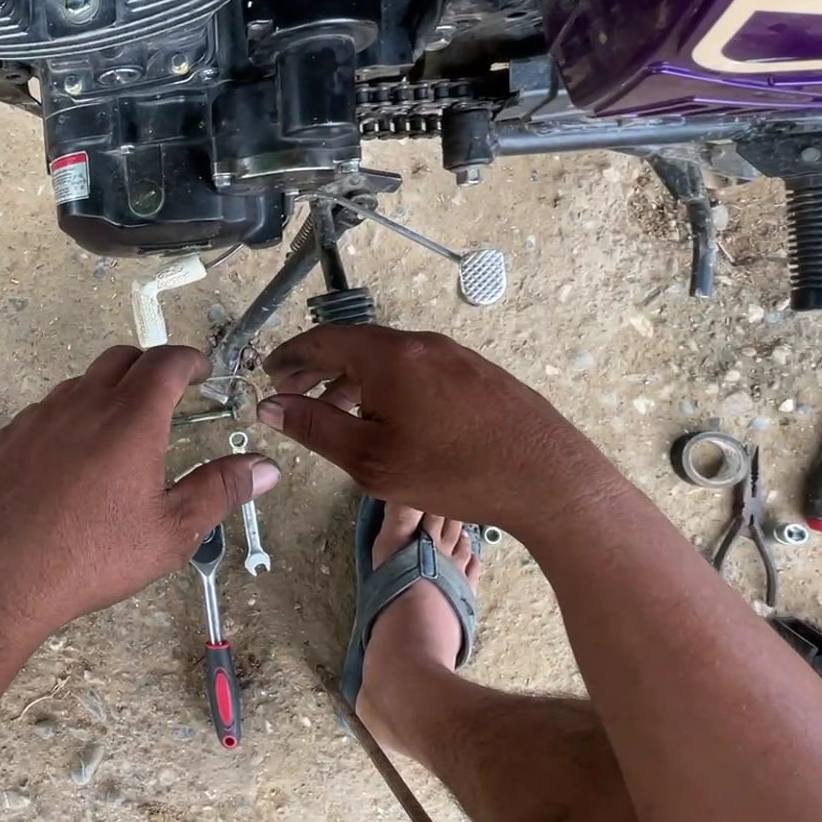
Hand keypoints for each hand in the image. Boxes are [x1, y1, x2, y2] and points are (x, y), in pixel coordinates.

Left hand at [0, 345, 279, 648]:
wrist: (1, 575)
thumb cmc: (92, 555)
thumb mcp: (170, 531)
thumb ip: (219, 490)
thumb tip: (265, 467)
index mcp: (130, 418)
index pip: (166, 362)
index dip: (189, 359)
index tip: (201, 370)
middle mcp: (83, 402)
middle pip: (121, 358)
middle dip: (149, 366)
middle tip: (166, 394)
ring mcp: (40, 416)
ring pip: (80, 382)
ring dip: (106, 390)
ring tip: (118, 428)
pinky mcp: (10, 436)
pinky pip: (46, 409)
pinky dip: (69, 416)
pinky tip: (70, 457)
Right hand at [257, 325, 625, 535]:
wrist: (554, 482)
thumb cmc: (453, 471)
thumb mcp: (369, 459)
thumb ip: (314, 427)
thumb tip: (269, 405)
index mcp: (390, 356)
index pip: (322, 340)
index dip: (288, 356)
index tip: (267, 375)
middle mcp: (421, 344)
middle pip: (353, 345)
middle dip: (316, 368)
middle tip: (291, 395)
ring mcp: (455, 356)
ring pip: (386, 358)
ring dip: (349, 379)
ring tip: (333, 412)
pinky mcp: (479, 374)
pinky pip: (415, 369)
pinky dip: (384, 384)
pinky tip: (386, 417)